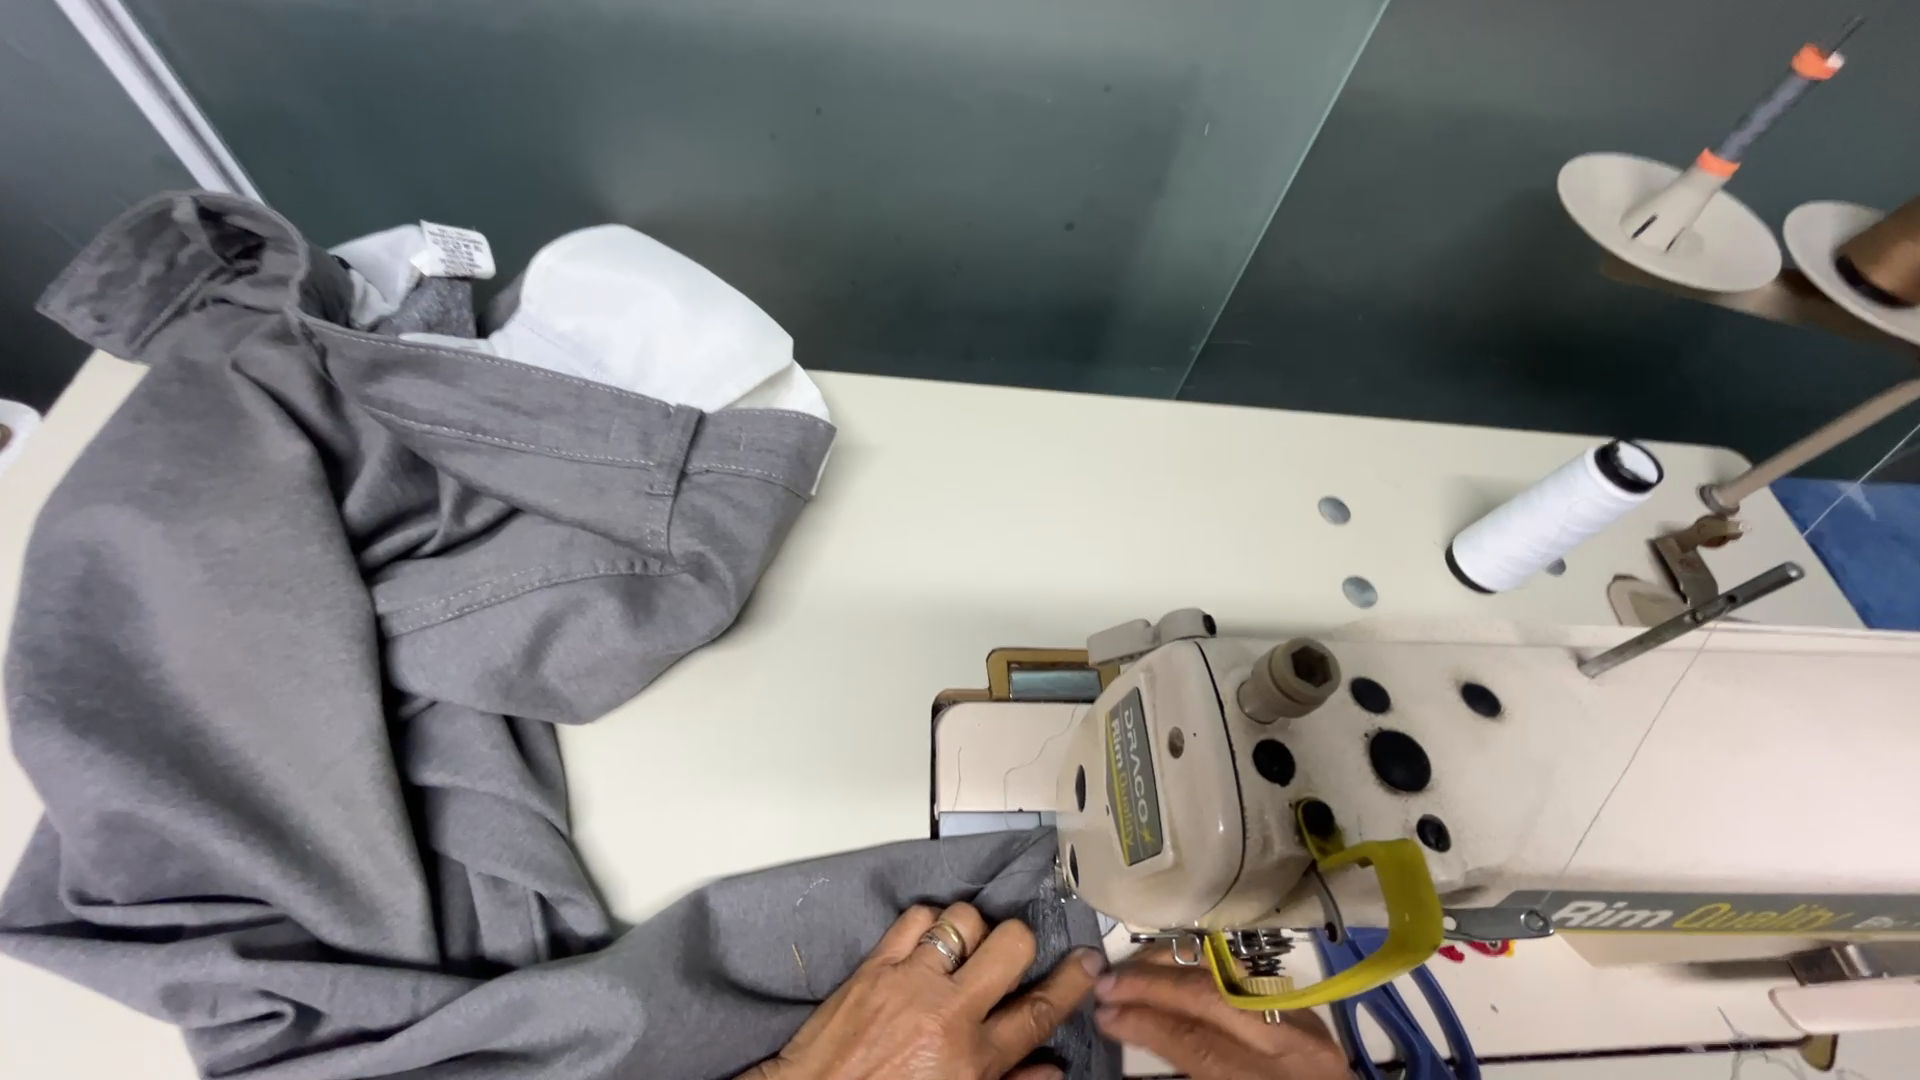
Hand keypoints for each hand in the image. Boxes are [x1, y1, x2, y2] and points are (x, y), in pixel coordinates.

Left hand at [740, 902, 1105, 1079]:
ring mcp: (910, 982)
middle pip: (1010, 946)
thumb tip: (1051, 1070)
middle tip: (1013, 953)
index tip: (1088, 962)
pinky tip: (929, 940)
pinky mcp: (876, 963)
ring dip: (972, 930)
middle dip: (1020, 942)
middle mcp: (947, 1013)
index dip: (1072, 982)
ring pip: (964, 920)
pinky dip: (928, 921)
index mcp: (972, 1060)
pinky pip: (916, 916)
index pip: (1039, 1011)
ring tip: (964, 948)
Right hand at [1093, 951, 1349, 1079]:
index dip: (1144, 1023)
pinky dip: (1201, 968)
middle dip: (1149, 983)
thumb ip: (1187, 1073)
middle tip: (1105, 981)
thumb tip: (1134, 1032)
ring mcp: (1301, 1020)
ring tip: (1130, 968)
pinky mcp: (1303, 1009)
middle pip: (1207, 995)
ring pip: (1227, 972)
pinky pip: (1242, 975)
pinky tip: (1171, 967)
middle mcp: (1292, 1046)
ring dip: (1171, 965)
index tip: (1104, 1013)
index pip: (1196, 1042)